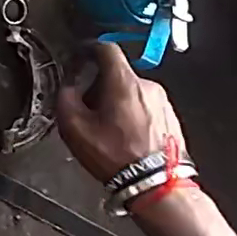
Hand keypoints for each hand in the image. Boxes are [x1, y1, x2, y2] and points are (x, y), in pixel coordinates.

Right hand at [56, 42, 189, 182]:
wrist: (156, 186)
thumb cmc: (118, 158)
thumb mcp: (75, 128)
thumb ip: (65, 99)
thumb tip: (66, 89)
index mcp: (123, 82)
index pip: (106, 48)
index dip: (89, 50)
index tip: (81, 58)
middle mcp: (147, 86)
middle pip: (118, 74)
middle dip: (100, 88)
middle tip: (89, 111)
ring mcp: (162, 102)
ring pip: (133, 92)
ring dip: (118, 104)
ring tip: (109, 131)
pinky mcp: (171, 118)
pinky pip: (146, 108)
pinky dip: (134, 117)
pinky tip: (126, 139)